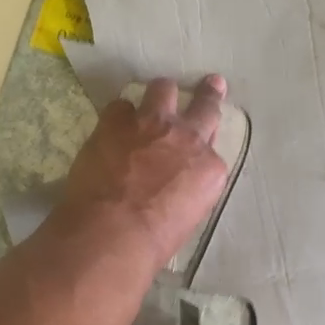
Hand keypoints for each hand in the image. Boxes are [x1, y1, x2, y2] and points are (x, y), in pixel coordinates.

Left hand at [57, 76, 229, 272]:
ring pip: (163, 89)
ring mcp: (152, 123)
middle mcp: (187, 138)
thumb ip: (188, 189)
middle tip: (211, 83)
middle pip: (204, 105)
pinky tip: (113, 126)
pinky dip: (119, 115)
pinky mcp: (117, 121)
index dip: (203, 147)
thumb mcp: (187, 218)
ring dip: (161, 94)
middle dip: (208, 93)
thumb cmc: (153, 241)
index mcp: (210, 168)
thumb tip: (175, 183)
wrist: (113, 232)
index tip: (198, 147)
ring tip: (155, 97)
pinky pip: (121, 105)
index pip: (212, 149)